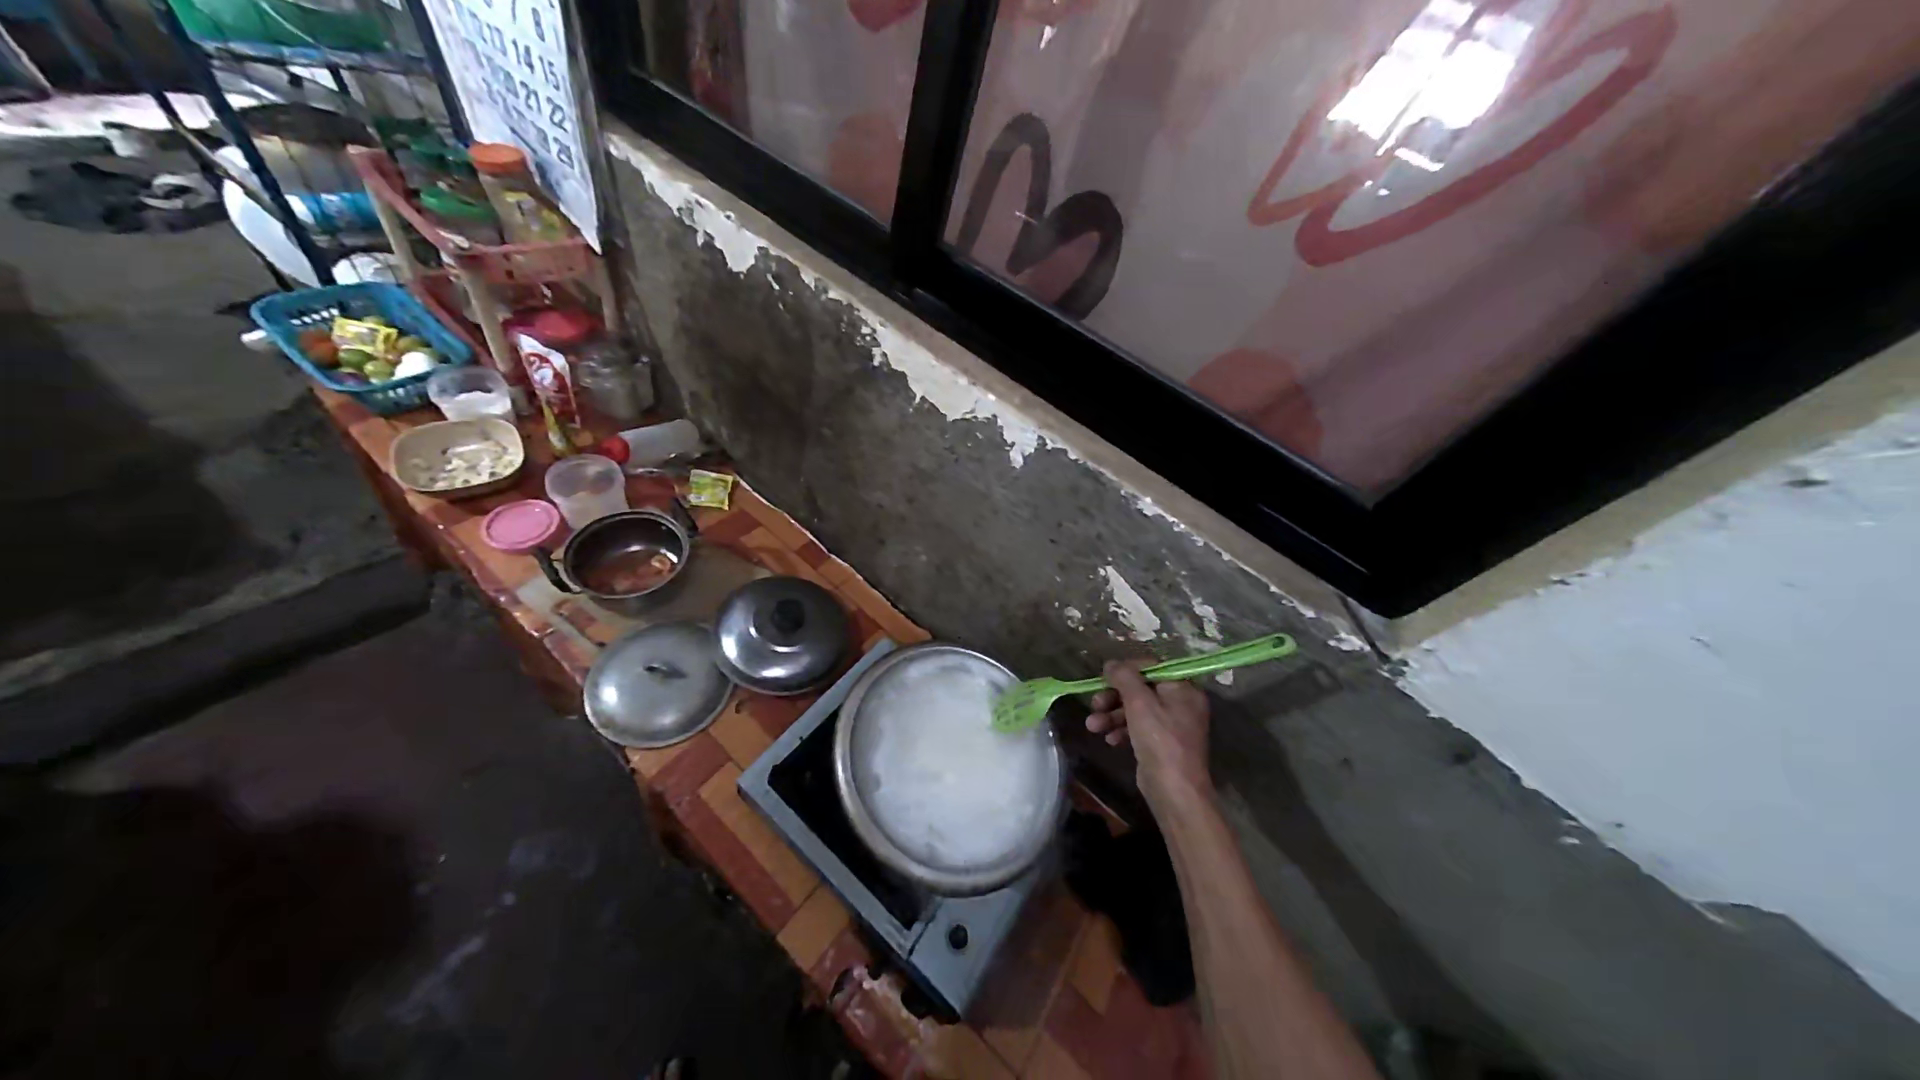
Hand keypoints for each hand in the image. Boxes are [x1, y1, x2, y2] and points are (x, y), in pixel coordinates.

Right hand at [1086, 660, 1212, 808]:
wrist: (1174, 790)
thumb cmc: (1160, 740)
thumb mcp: (1139, 703)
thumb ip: (1124, 678)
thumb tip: (1111, 664)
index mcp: (1182, 689)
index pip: (1151, 667)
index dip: (1126, 670)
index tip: (1104, 678)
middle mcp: (1180, 703)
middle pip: (1140, 689)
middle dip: (1113, 697)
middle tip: (1094, 704)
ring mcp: (1171, 725)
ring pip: (1136, 710)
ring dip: (1112, 715)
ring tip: (1092, 726)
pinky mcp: (1161, 743)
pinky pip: (1138, 728)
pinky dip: (1122, 730)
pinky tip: (1108, 739)